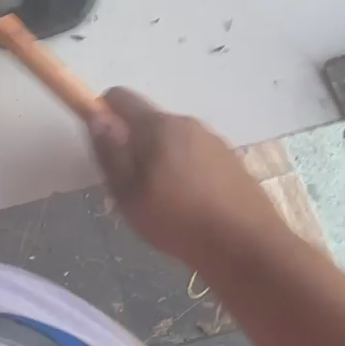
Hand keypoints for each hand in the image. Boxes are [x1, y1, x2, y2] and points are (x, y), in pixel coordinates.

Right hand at [87, 87, 291, 270]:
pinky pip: (195, 155)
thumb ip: (109, 151)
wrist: (249, 248)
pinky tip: (189, 205)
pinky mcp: (231, 161)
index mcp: (158, 126)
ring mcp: (214, 141)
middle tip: (131, 186)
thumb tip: (96, 115)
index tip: (104, 148)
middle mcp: (187, 123)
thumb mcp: (127, 192)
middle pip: (146, 121)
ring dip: (159, 160)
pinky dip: (184, 171)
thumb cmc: (177, 220)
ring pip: (171, 140)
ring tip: (162, 201)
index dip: (102, 114)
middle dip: (132, 145)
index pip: (119, 97)